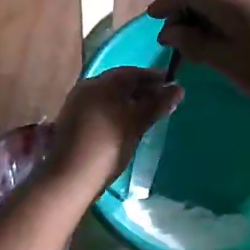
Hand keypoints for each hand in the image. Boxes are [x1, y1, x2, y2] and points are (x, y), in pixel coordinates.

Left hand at [48, 67, 182, 184]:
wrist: (71, 176)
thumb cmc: (108, 146)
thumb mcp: (136, 124)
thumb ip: (156, 105)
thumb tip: (178, 89)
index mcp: (102, 83)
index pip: (132, 72)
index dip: (153, 77)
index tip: (172, 83)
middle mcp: (86, 87)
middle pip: (118, 83)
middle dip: (141, 89)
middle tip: (162, 99)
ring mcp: (76, 104)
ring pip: (108, 96)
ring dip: (128, 101)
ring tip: (148, 112)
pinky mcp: (72, 121)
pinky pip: (99, 107)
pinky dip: (115, 111)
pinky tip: (126, 123)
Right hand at [148, 0, 249, 111]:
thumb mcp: (229, 63)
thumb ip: (197, 45)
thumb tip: (171, 32)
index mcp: (236, 3)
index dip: (170, 0)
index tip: (152, 18)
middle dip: (182, 10)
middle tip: (169, 39)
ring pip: (221, 3)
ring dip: (199, 19)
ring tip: (188, 45)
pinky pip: (234, 13)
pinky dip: (216, 24)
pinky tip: (214, 46)